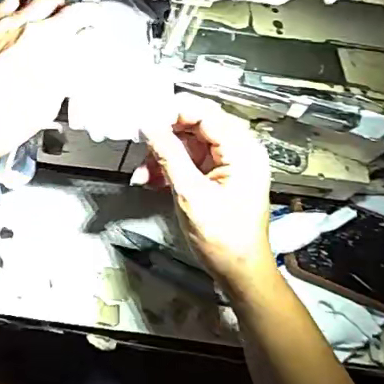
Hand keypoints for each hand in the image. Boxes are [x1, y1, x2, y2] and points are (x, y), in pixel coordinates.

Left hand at [0, 0, 99, 177]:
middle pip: (58, 3)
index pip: (82, 18)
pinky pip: (7, 4)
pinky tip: (20, 16)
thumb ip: (66, 74)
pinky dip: (20, 6)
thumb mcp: (49, 102)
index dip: (92, 22)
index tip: (94, 27)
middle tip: (76, 22)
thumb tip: (75, 61)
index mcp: (50, 42)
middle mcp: (26, 26)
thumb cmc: (0, 119)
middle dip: (71, 11)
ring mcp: (3, 25)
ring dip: (47, 5)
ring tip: (51, 17)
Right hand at [135, 93, 276, 291]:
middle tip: (140, 140)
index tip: (146, 116)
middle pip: (195, 124)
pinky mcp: (215, 175)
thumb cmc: (226, 240)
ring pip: (186, 142)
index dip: (173, 111)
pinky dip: (168, 167)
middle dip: (164, 135)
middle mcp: (238, 150)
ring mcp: (226, 162)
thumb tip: (149, 126)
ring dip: (161, 154)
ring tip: (144, 171)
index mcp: (242, 150)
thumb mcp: (191, 194)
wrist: (239, 272)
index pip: (205, 113)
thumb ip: (169, 155)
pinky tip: (151, 179)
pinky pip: (187, 159)